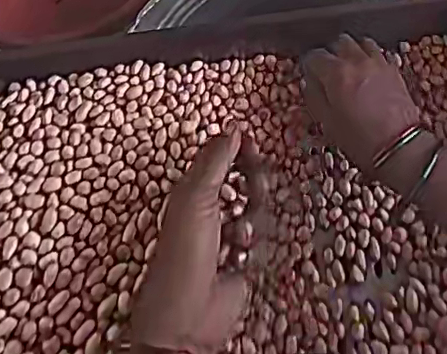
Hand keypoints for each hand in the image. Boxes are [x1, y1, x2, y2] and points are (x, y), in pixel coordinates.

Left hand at [127, 129, 265, 353]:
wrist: (189, 317)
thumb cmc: (183, 254)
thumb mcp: (197, 197)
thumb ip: (216, 160)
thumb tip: (233, 128)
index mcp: (195, 188)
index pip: (222, 156)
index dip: (238, 148)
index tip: (252, 144)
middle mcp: (212, 207)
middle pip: (245, 179)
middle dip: (253, 183)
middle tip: (253, 190)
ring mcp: (229, 234)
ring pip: (257, 209)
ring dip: (252, 221)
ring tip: (240, 236)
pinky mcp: (244, 259)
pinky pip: (263, 240)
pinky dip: (255, 248)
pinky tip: (241, 258)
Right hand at [300, 35, 423, 180]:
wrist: (400, 148)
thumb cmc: (360, 140)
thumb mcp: (328, 123)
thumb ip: (315, 96)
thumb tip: (309, 81)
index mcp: (335, 73)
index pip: (314, 56)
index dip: (309, 65)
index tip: (310, 74)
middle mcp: (356, 61)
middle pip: (338, 42)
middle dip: (331, 54)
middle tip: (330, 70)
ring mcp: (377, 62)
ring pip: (360, 42)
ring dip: (352, 51)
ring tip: (351, 67)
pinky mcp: (393, 69)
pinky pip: (378, 53)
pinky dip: (370, 57)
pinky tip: (368, 72)